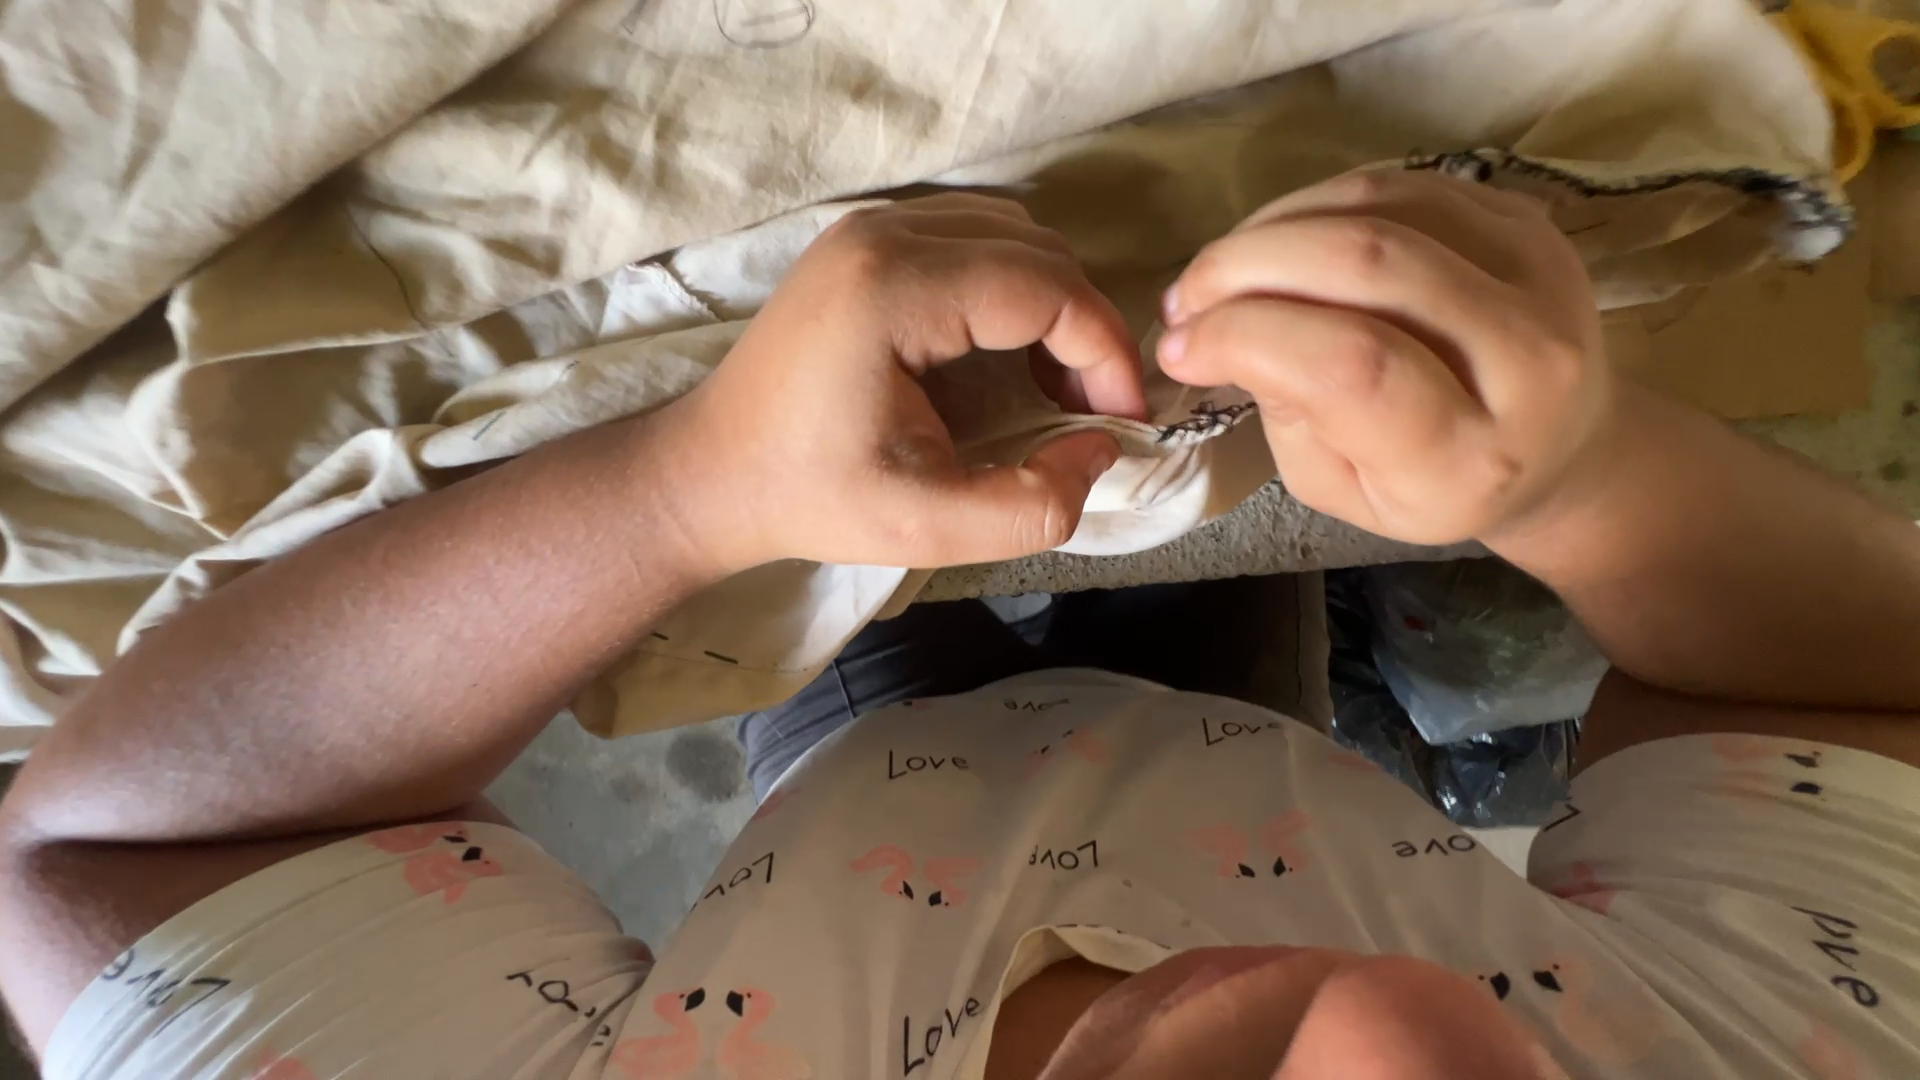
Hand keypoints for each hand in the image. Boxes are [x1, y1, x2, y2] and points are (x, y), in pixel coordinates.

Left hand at [641, 195, 1146, 574]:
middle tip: (1086, 412)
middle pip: (1036, 251)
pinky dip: (1012, 294)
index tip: (1121, 421)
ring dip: (1052, 309)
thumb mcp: (929, 528)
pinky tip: (1005, 356)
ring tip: (1052, 389)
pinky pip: (973, 243)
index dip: (1105, 353)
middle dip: (1083, 331)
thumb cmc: (810, 499)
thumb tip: (1100, 449)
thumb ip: (1035, 505)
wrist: (713, 474)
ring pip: (1010, 238)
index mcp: (895, 288)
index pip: (1046, 288)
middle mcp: (883, 233)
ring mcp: (868, 229)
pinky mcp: (863, 245)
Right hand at [1157, 169, 1617, 546]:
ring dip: (1267, 230)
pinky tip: (1272, 244)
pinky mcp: (1526, 219)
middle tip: (1185, 298)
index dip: (1244, 338)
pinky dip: (1312, 205)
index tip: (1179, 349)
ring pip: (1378, 207)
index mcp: (1466, 453)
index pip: (1350, 366)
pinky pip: (1399, 184)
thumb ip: (1288, 416)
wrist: (1561, 449)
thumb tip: (1225, 336)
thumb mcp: (1337, 488)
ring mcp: (1538, 269)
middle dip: (1243, 268)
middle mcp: (1525, 354)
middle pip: (1366, 264)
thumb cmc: (1428, 488)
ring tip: (1217, 272)